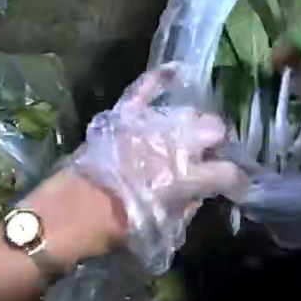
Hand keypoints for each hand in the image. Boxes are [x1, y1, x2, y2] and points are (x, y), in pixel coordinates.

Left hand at [70, 65, 248, 272]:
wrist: (62, 218)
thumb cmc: (111, 231)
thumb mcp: (158, 231)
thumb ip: (186, 208)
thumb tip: (200, 192)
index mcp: (182, 179)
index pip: (226, 172)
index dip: (238, 181)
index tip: (238, 187)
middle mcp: (171, 146)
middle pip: (213, 131)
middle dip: (218, 144)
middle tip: (210, 158)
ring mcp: (146, 127)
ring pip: (187, 113)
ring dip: (194, 124)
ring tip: (191, 136)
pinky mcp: (122, 116)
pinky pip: (143, 89)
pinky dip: (159, 77)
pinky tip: (175, 69)